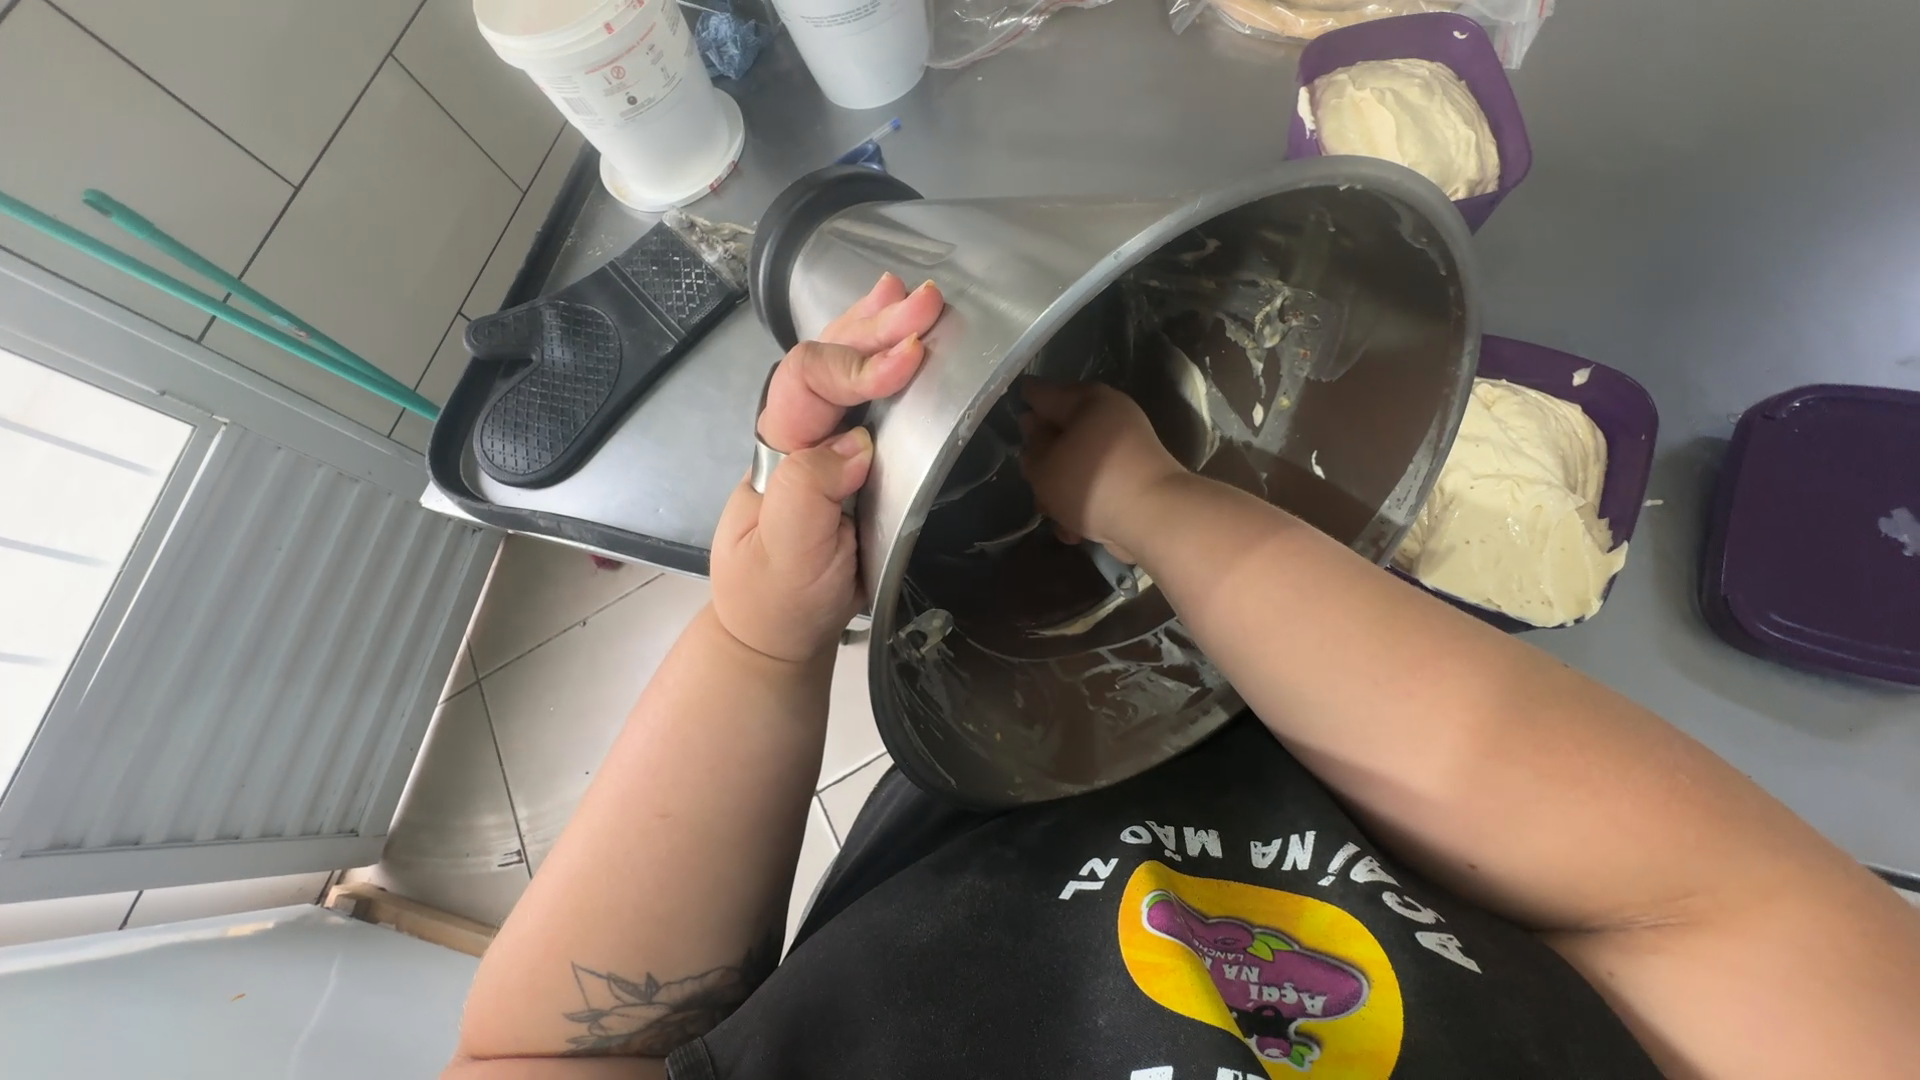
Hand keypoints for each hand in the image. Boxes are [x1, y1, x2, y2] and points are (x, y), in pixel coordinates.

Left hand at [710, 274, 944, 662]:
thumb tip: (856, 444)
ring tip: (906, 293)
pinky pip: (863, 397)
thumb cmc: (779, 596)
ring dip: (874, 325)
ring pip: (840, 366)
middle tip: (924, 302)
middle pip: (826, 360)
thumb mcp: (786, 556)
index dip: (857, 364)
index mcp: (779, 452)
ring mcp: (824, 443)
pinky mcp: (850, 458)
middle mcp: (799, 434)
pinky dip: (879, 355)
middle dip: (873, 328)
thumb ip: (809, 496)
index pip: (807, 384)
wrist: (780, 626)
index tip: (910, 357)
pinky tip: (897, 331)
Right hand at [1018, 379, 1186, 562]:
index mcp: (1087, 401)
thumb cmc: (1089, 484)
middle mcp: (1109, 417)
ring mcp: (1125, 448)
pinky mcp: (1135, 478)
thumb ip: (1032, 446)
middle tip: (1032, 480)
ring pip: (1077, 464)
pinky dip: (1084, 503)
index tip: (1010, 410)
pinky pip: (1098, 485)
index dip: (1022, 401)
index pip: (1042, 393)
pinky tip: (1074, 530)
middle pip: (1061, 433)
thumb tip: (1033, 426)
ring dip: (1061, 490)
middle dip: (1043, 460)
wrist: (1153, 518)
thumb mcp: (1044, 467)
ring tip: (1053, 516)